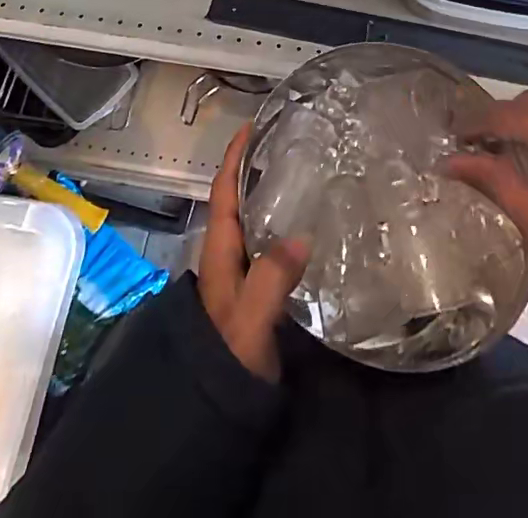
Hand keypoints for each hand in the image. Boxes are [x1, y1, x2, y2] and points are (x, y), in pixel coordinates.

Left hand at [199, 125, 310, 381]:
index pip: (223, 192)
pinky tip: (307, 223)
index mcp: (220, 251)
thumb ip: (272, 278)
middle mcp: (227, 254)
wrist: (220, 401)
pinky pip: (268, 241)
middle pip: (236, 199)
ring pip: (252, 219)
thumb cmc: (229, 356)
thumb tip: (301, 234)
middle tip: (285, 143)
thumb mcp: (250, 318)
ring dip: (267, 192)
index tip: (250, 127)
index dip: (234, 158)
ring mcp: (240, 271)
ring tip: (301, 172)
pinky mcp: (256, 286)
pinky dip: (282, 222)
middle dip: (253, 168)